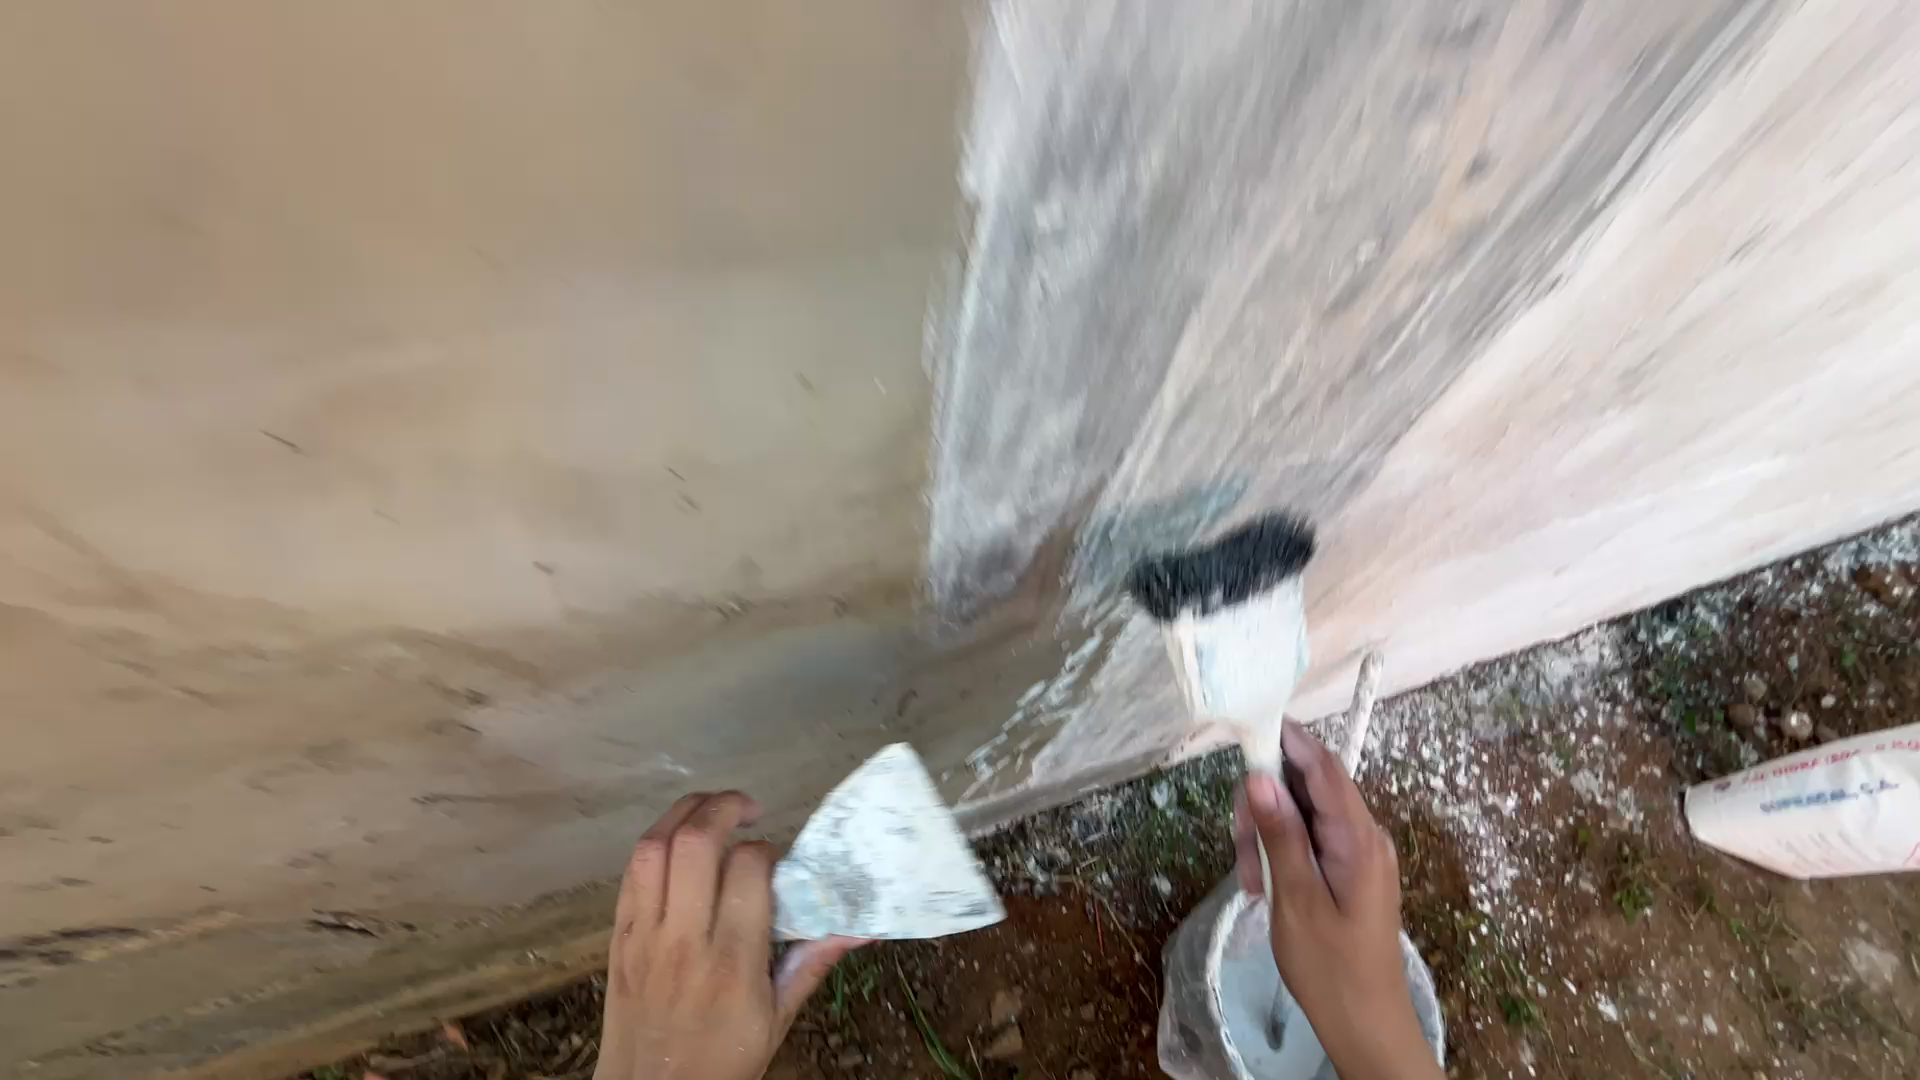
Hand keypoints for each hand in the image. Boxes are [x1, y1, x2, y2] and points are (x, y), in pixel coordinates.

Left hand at [595, 791, 864, 1079]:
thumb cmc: (723, 1058)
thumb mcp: (778, 1017)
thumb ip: (814, 960)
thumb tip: (864, 925)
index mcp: (732, 961)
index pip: (748, 870)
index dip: (767, 849)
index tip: (776, 860)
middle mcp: (685, 939)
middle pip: (695, 844)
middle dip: (725, 807)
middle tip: (750, 810)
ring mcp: (645, 935)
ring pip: (655, 847)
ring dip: (686, 813)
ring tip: (713, 811)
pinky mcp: (619, 936)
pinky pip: (631, 872)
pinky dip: (657, 842)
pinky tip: (680, 843)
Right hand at [1233, 723, 1441, 1079]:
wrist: (1366, 1029)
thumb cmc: (1331, 968)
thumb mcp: (1297, 900)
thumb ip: (1280, 835)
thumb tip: (1260, 777)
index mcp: (1359, 838)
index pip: (1323, 767)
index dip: (1287, 741)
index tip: (1246, 731)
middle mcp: (1362, 834)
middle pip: (1305, 786)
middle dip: (1264, 802)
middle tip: (1239, 845)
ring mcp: (1354, 851)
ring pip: (1297, 811)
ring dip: (1264, 833)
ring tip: (1249, 879)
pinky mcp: (1344, 867)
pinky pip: (1304, 837)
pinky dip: (1277, 850)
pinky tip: (1262, 884)